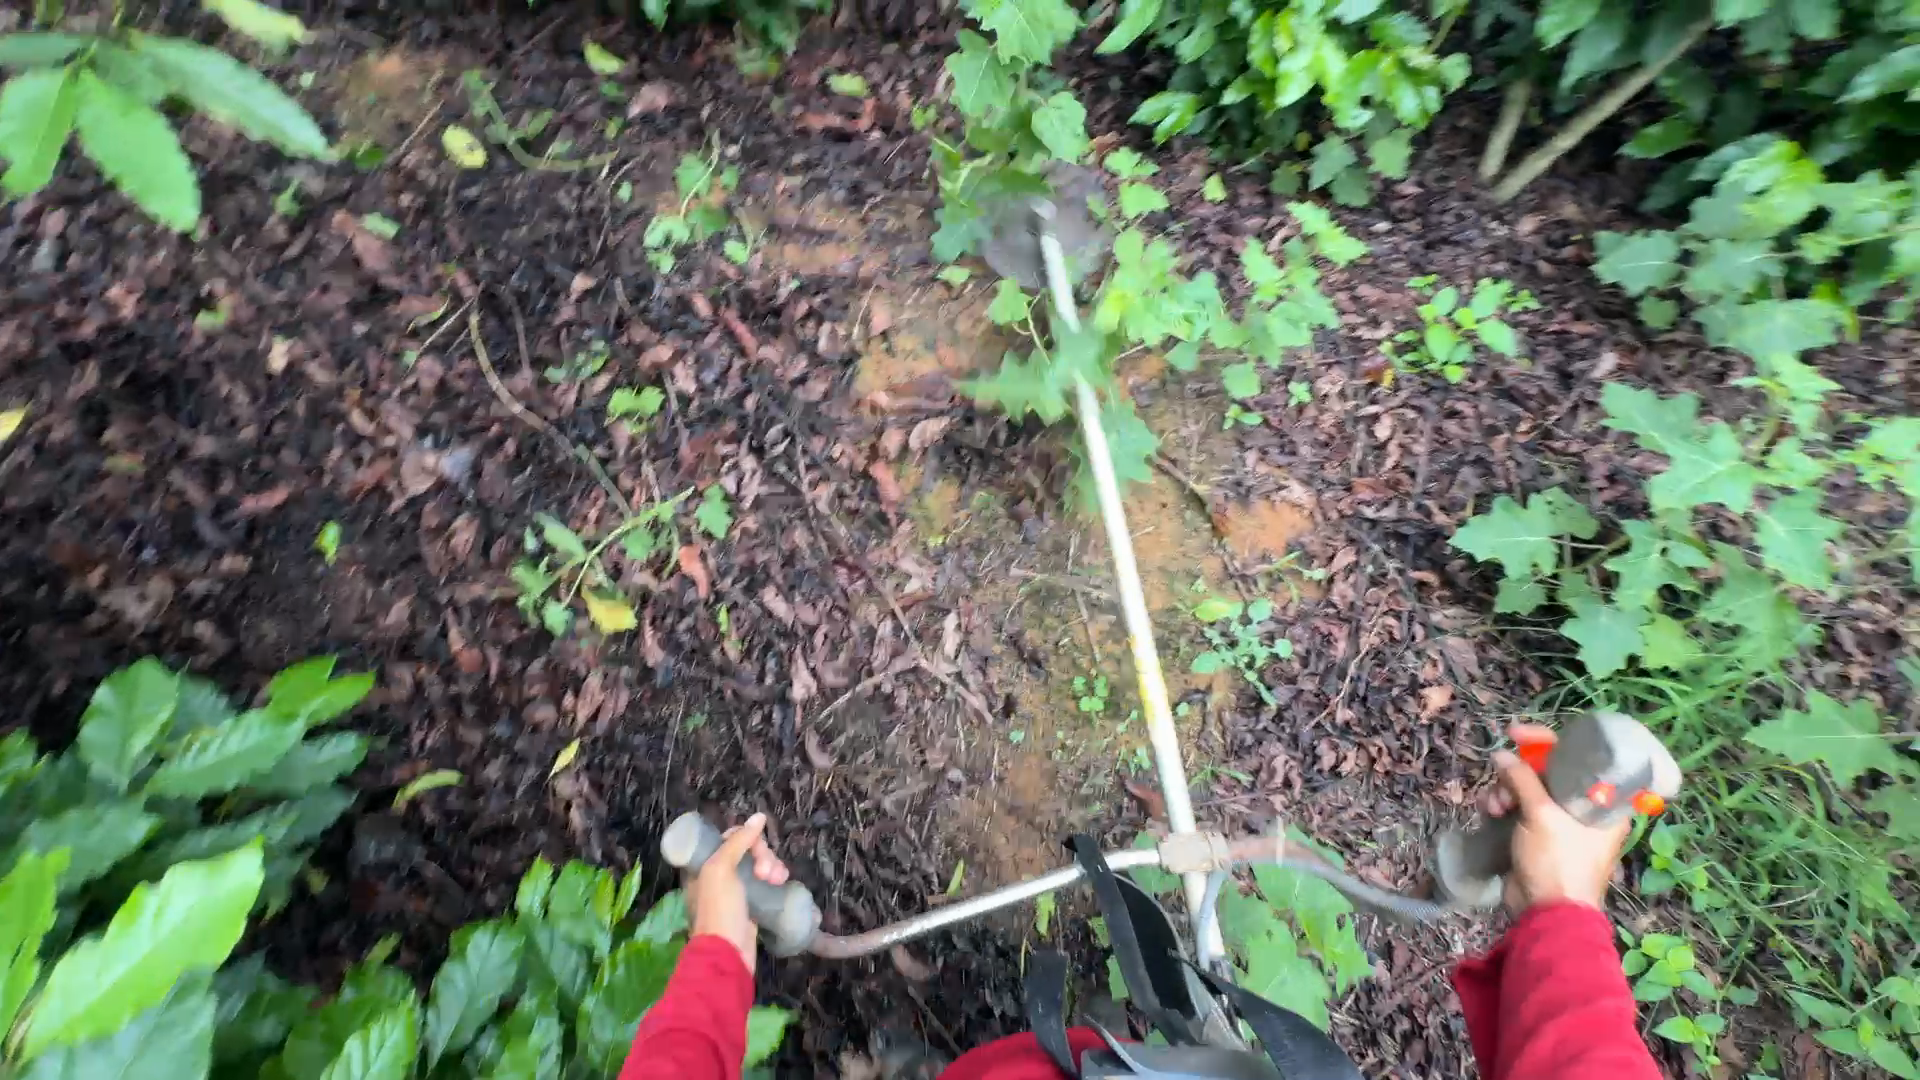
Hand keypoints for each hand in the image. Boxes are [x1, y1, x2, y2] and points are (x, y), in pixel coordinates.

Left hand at [688, 813, 789, 974]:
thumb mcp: (721, 870)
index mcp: (703, 866)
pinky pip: (764, 882)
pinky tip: (782, 883)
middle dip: (763, 855)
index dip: (746, 838)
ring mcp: (734, 892)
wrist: (728, 956)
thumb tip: (759, 816)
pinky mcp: (750, 905)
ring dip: (772, 866)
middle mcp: (717, 876)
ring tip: (778, 880)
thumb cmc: (719, 910)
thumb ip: (738, 841)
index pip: (729, 838)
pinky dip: (774, 879)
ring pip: (758, 865)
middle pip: (747, 850)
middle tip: (767, 872)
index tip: (756, 848)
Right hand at [1484, 723, 1629, 914]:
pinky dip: (1502, 804)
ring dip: (1505, 790)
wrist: (1549, 911)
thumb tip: (1501, 755)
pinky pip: (1518, 805)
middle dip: (1518, 772)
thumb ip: (1521, 780)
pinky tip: (1491, 812)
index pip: (1578, 757)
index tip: (1516, 734)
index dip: (1547, 741)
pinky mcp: (1539, 832)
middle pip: (1546, 771)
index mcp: (1602, 803)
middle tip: (1501, 779)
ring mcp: (1561, 821)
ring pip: (1527, 787)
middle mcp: (1585, 808)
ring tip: (1495, 806)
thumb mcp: (1541, 816)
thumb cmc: (1559, 861)